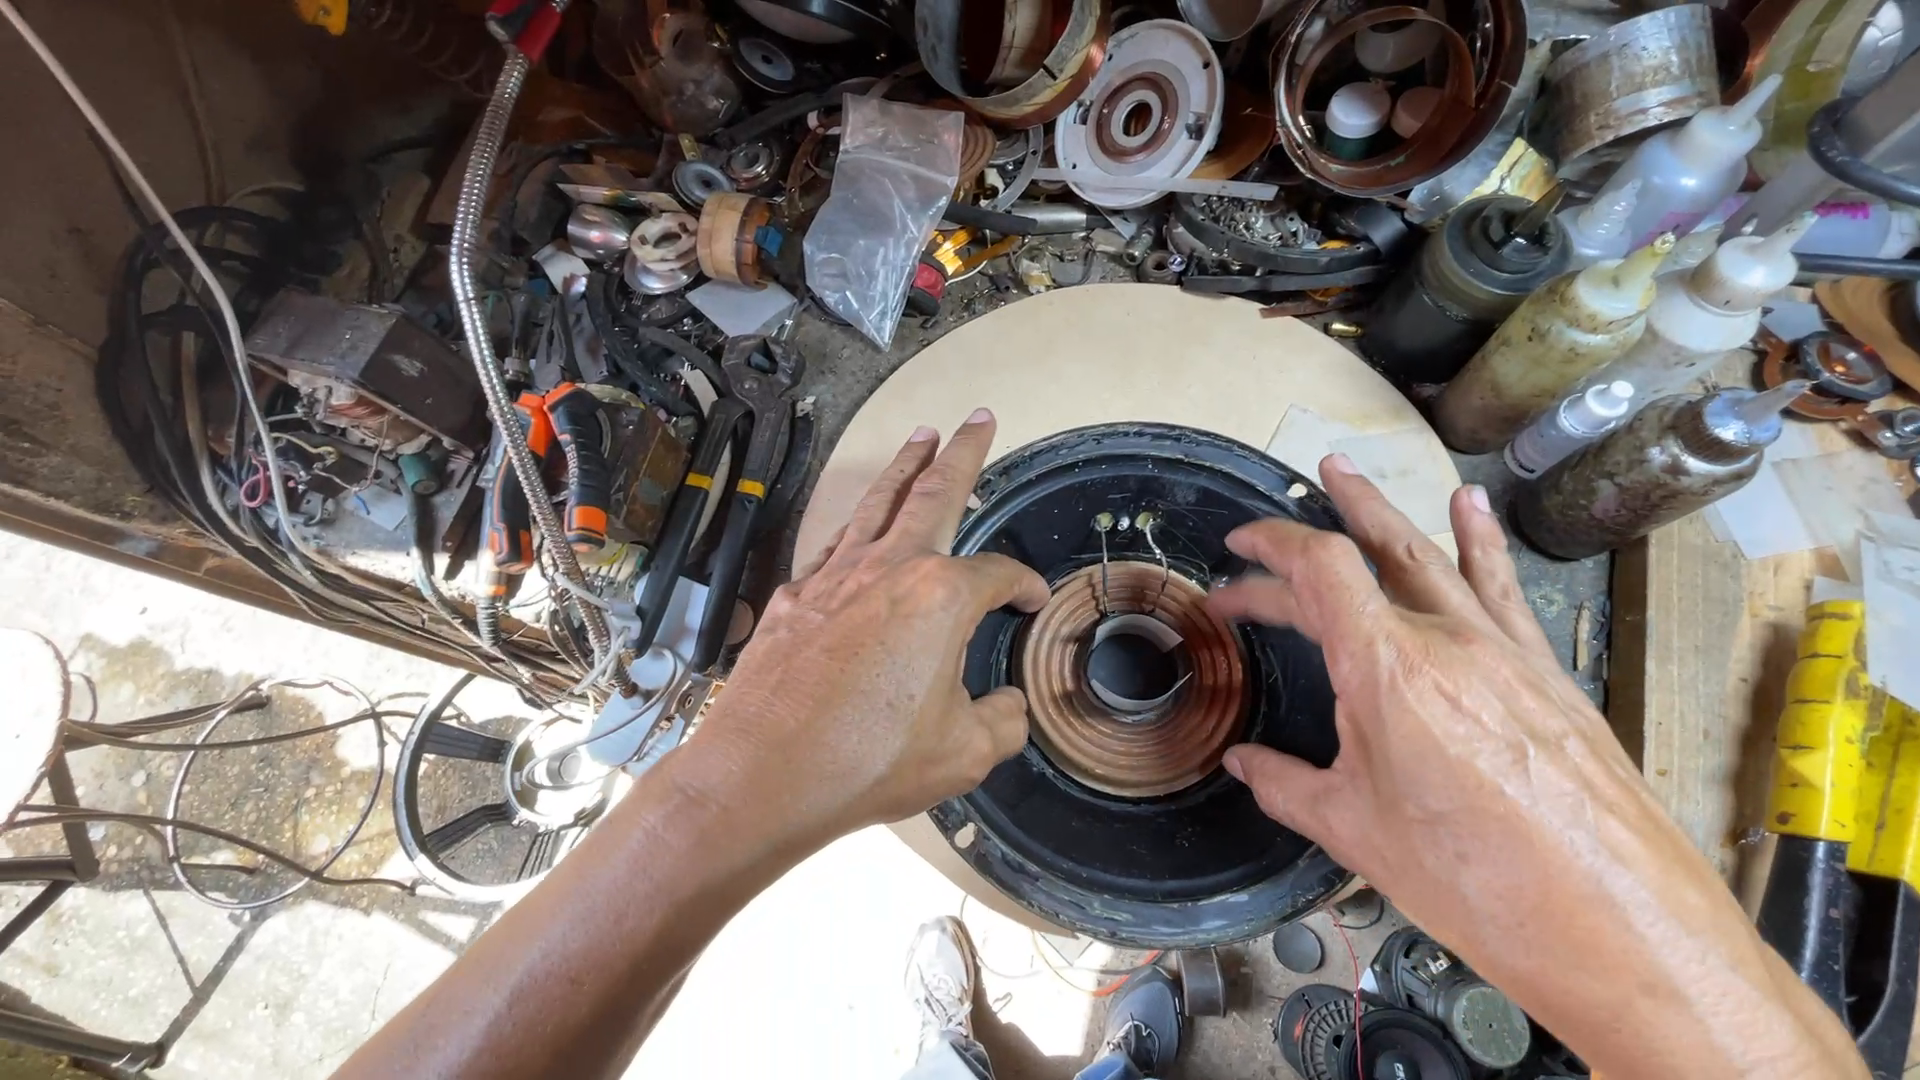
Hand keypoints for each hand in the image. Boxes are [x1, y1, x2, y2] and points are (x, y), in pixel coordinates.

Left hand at [693, 408, 1049, 837]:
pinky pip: (835, 544)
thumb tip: (1009, 705)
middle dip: (962, 452)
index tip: (1033, 602)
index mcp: (939, 597)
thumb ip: (1003, 721)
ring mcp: (834, 578)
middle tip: (978, 418)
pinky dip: (857, 525)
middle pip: (933, 494)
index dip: (1026, 587)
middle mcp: (888, 569)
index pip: (1000, 575)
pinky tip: (860, 526)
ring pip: (877, 503)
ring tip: (921, 438)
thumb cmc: (868, 762)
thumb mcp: (964, 753)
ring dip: (904, 467)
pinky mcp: (794, 597)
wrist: (761, 775)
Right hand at [1209, 454, 1862, 1078]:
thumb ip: (1283, 783)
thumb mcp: (1351, 828)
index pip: (1318, 568)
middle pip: (1364, 555)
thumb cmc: (1471, 877)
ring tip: (1345, 472)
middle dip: (1302, 535)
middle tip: (1258, 537)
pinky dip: (1478, 542)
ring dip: (1380, 510)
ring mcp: (1502, 649)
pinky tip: (1469, 507)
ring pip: (1430, 555)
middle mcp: (1446, 639)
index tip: (1234, 554)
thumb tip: (1243, 764)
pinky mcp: (1542, 672)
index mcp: (1387, 667)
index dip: (1268, 548)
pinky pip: (1501, 588)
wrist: (1615, 926)